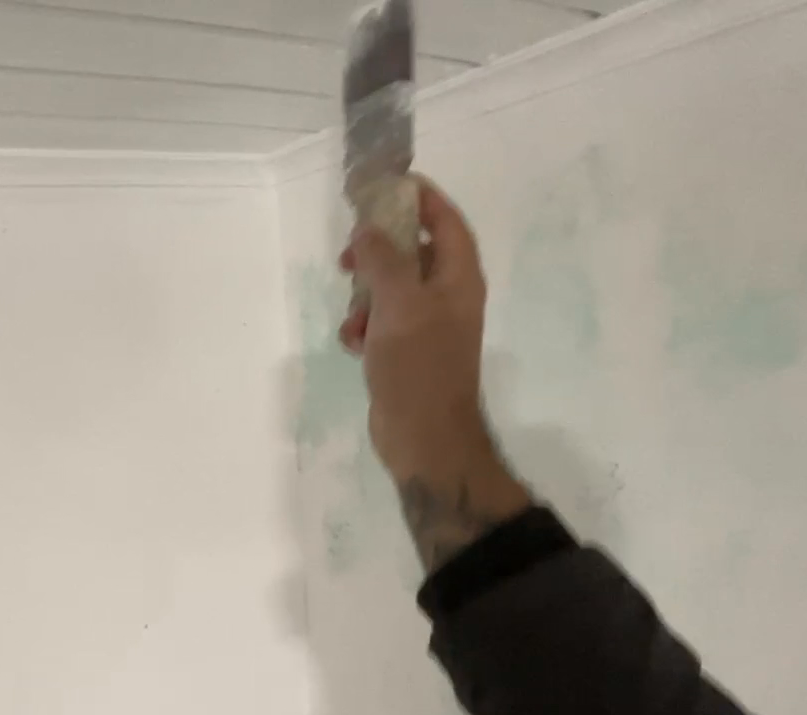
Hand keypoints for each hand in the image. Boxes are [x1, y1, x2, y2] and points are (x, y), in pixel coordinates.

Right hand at [339, 176, 529, 568]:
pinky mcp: (406, 352)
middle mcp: (446, 295)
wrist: (423, 435)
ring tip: (353, 319)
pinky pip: (381, 323)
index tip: (382, 187)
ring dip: (364, 298)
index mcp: (458, 276)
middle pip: (411, 251)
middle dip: (377, 252)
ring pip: (389, 289)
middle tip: (348, 256)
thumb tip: (367, 230)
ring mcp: (426, 325)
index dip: (417, 197)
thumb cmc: (418, 365)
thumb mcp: (399, 303)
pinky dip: (364, 328)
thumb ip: (383, 258)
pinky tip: (354, 345)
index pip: (443, 219)